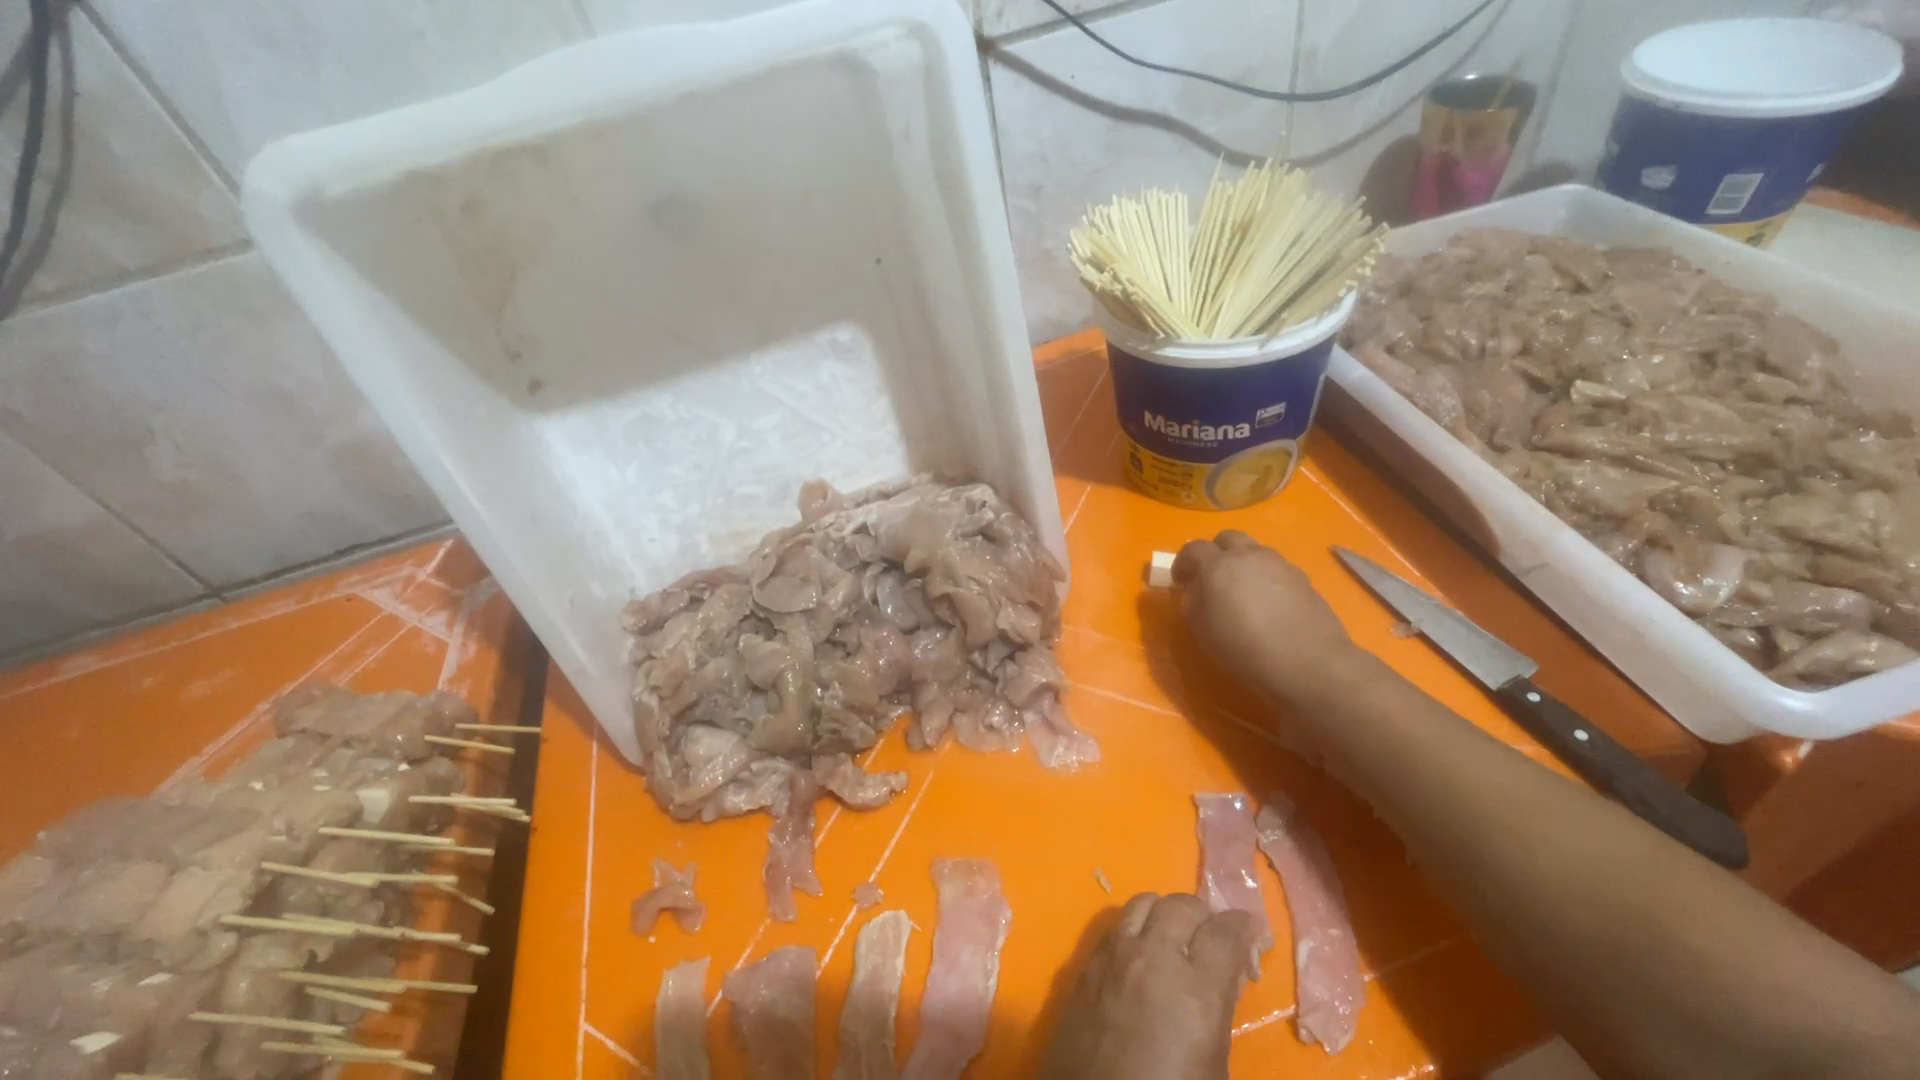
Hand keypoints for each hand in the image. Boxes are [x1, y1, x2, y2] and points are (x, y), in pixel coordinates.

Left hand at [1040, 893, 1255, 1079]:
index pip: (1226, 931)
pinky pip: (1113, 928)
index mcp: (1196, 990)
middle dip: (1202, 916)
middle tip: (1209, 940)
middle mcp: (1153, 960)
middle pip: (1181, 905)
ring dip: (1163, 915)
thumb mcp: (1213, 1068)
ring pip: (1142, 903)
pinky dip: (1131, 931)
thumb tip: (1225, 976)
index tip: (1248, 932)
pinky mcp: (1083, 968)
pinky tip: (1136, 958)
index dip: (1242, 926)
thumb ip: (1220, 1009)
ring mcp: (1112, 959)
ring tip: (1171, 940)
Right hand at [1173, 530, 1360, 703]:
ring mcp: (1280, 564)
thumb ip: (1193, 603)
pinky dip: (1267, 579)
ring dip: (1244, 564)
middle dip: (1216, 553)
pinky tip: (1270, 606)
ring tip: (1244, 593)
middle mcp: (1249, 556)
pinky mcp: (1304, 579)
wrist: (1307, 663)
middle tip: (1212, 579)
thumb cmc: (1244, 649)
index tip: (1180, 581)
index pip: (1193, 548)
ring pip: (1256, 551)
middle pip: (1228, 538)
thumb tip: (1196, 590)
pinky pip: (1277, 569)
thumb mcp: (1202, 630)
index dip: (1183, 562)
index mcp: (1218, 565)